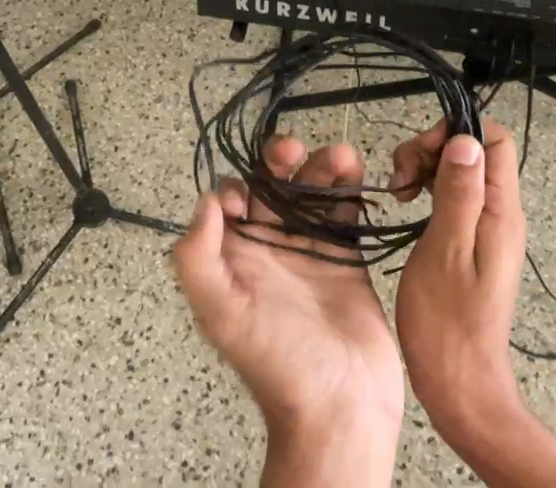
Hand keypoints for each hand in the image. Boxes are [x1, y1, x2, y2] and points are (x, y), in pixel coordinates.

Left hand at [174, 138, 401, 486]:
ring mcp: (309, 251)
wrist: (340, 406)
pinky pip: (345, 214)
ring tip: (341, 157)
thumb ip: (199, 256)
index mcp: (234, 258)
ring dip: (321, 168)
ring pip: (311, 193)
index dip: (239, 186)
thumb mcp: (220, 312)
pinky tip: (357, 171)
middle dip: (282, 162)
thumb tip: (205, 201)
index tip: (252, 197)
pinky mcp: (346, 258)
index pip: (230, 201)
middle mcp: (269, 248)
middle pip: (273, 188)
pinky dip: (350, 189)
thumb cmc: (276, 360)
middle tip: (295, 150)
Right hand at [390, 120, 526, 443]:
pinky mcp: (469, 243)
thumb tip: (466, 139)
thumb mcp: (446, 251)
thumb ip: (458, 194)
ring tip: (397, 193)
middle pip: (473, 151)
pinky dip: (426, 191)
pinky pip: (452, 197)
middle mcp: (500, 214)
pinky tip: (405, 206)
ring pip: (458, 172)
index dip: (455, 132)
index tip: (418, 155)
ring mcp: (485, 229)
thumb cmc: (446, 322)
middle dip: (431, 149)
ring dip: (424, 169)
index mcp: (501, 212)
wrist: (459, 385)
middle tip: (399, 180)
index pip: (494, 140)